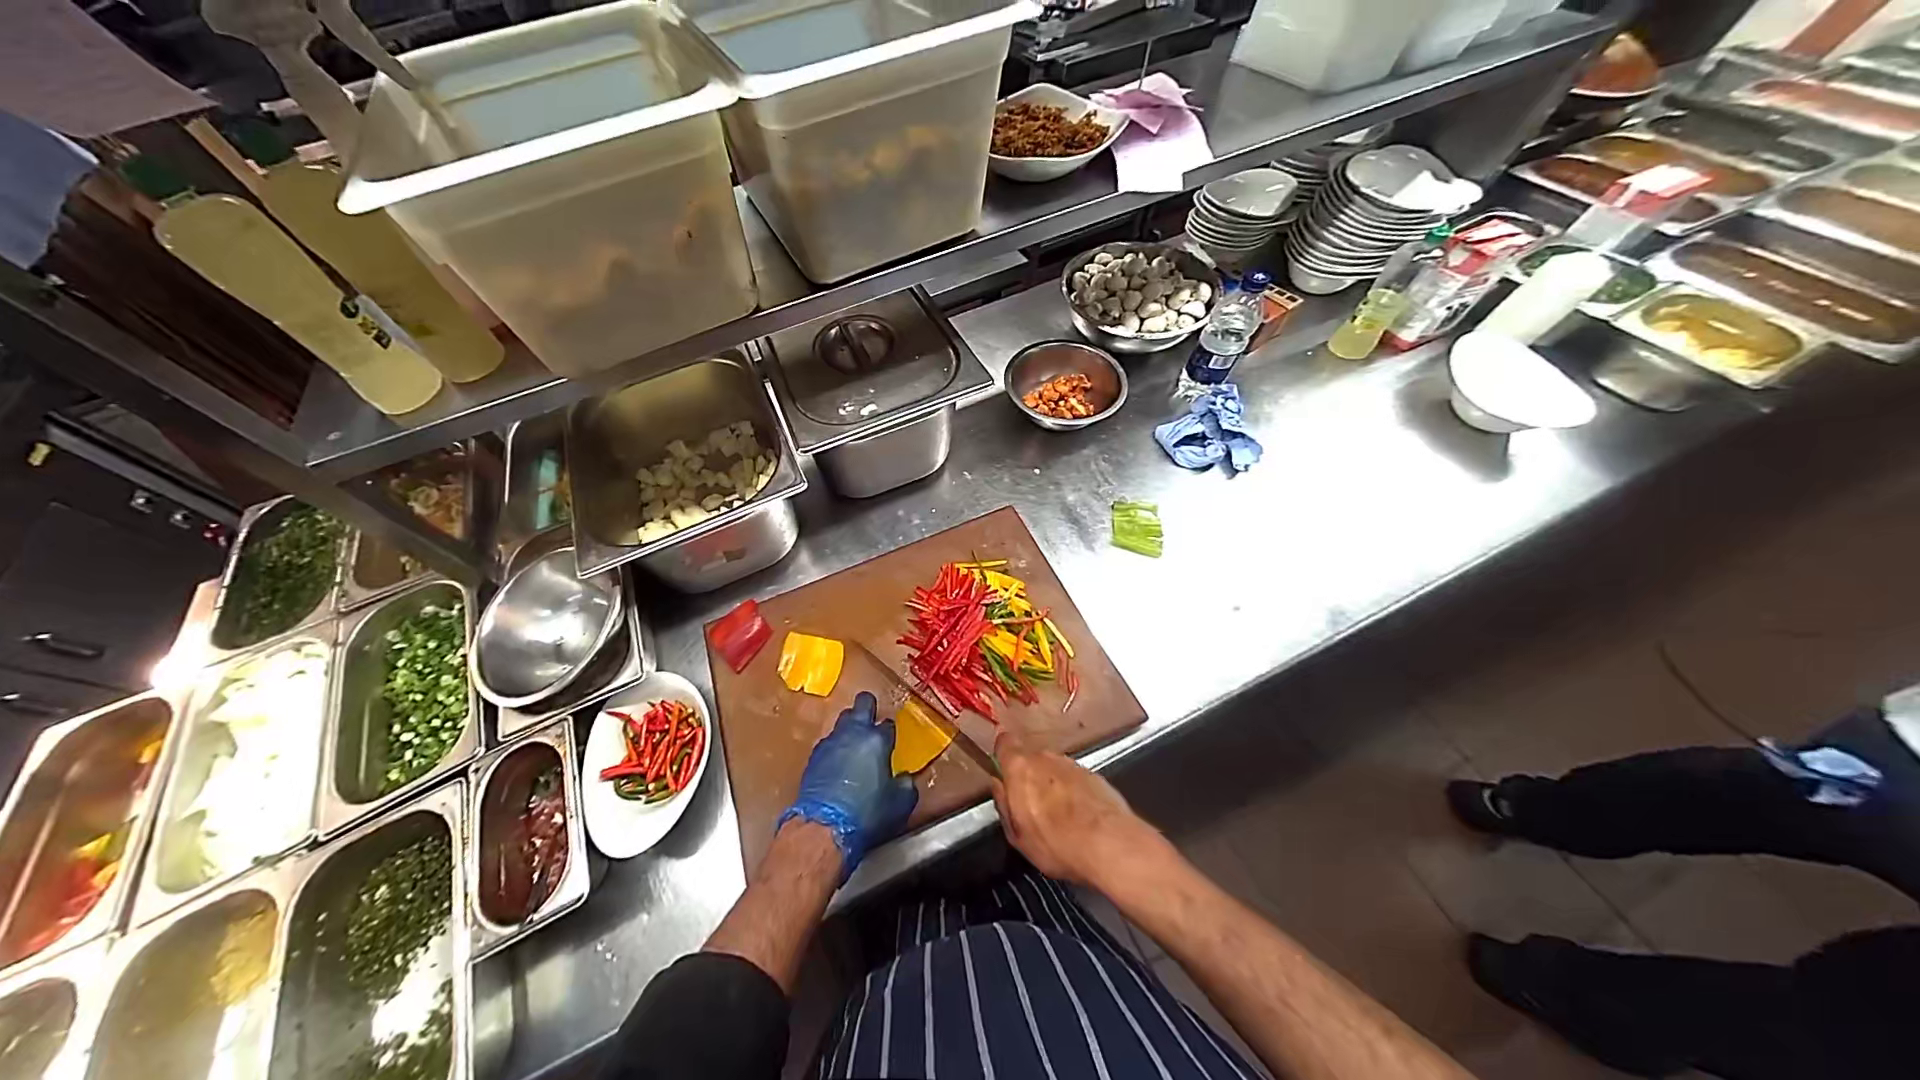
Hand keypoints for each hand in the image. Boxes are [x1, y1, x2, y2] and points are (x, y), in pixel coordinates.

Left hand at [778, 691, 917, 879]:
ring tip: (854, 742)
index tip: (891, 740)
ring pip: (842, 720)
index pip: (888, 724)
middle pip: (862, 704)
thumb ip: (906, 785)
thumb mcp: (899, 803)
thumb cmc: (866, 813)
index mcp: (877, 740)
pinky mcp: (813, 756)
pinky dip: (835, 747)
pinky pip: (828, 742)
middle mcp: (853, 733)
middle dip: (868, 706)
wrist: (823, 827)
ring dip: (849, 727)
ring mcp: (830, 742)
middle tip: (872, 718)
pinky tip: (838, 761)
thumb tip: (905, 780)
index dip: (890, 731)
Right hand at [990, 731, 1164, 887]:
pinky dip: (1074, 793)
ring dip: (1053, 786)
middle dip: (1030, 778)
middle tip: (1032, 807)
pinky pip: (1075, 780)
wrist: (1109, 844)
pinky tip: (1079, 819)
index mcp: (1020, 767)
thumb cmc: (1057, 843)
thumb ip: (1003, 805)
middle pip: (1031, 759)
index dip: (1004, 755)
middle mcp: (1045, 758)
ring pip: (1054, 770)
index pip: (1005, 743)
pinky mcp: (1094, 775)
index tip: (1004, 773)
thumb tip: (999, 787)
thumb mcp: (1017, 835)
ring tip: (1059, 818)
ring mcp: (1072, 765)